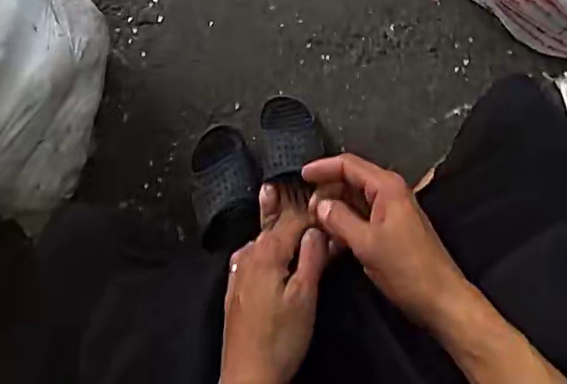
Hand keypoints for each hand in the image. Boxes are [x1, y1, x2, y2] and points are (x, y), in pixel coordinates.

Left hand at [220, 183, 331, 383]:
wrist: (247, 375)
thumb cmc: (280, 338)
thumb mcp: (305, 298)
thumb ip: (312, 258)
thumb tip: (318, 230)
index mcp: (267, 250)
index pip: (294, 221)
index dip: (314, 215)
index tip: (331, 209)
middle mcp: (249, 251)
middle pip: (277, 227)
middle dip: (296, 217)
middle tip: (312, 200)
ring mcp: (239, 267)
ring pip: (265, 239)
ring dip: (282, 231)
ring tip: (297, 220)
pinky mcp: (236, 284)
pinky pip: (255, 254)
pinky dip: (268, 247)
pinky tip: (273, 249)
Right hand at [303, 154, 471, 334]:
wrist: (445, 303)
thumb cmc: (406, 269)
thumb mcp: (366, 244)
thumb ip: (338, 219)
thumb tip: (319, 204)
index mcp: (386, 186)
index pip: (347, 164)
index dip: (322, 167)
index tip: (301, 176)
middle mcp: (390, 191)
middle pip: (350, 180)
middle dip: (327, 192)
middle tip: (308, 209)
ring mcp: (393, 209)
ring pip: (356, 199)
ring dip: (336, 210)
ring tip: (317, 225)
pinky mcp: (394, 227)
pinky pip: (364, 215)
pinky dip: (348, 223)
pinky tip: (334, 239)